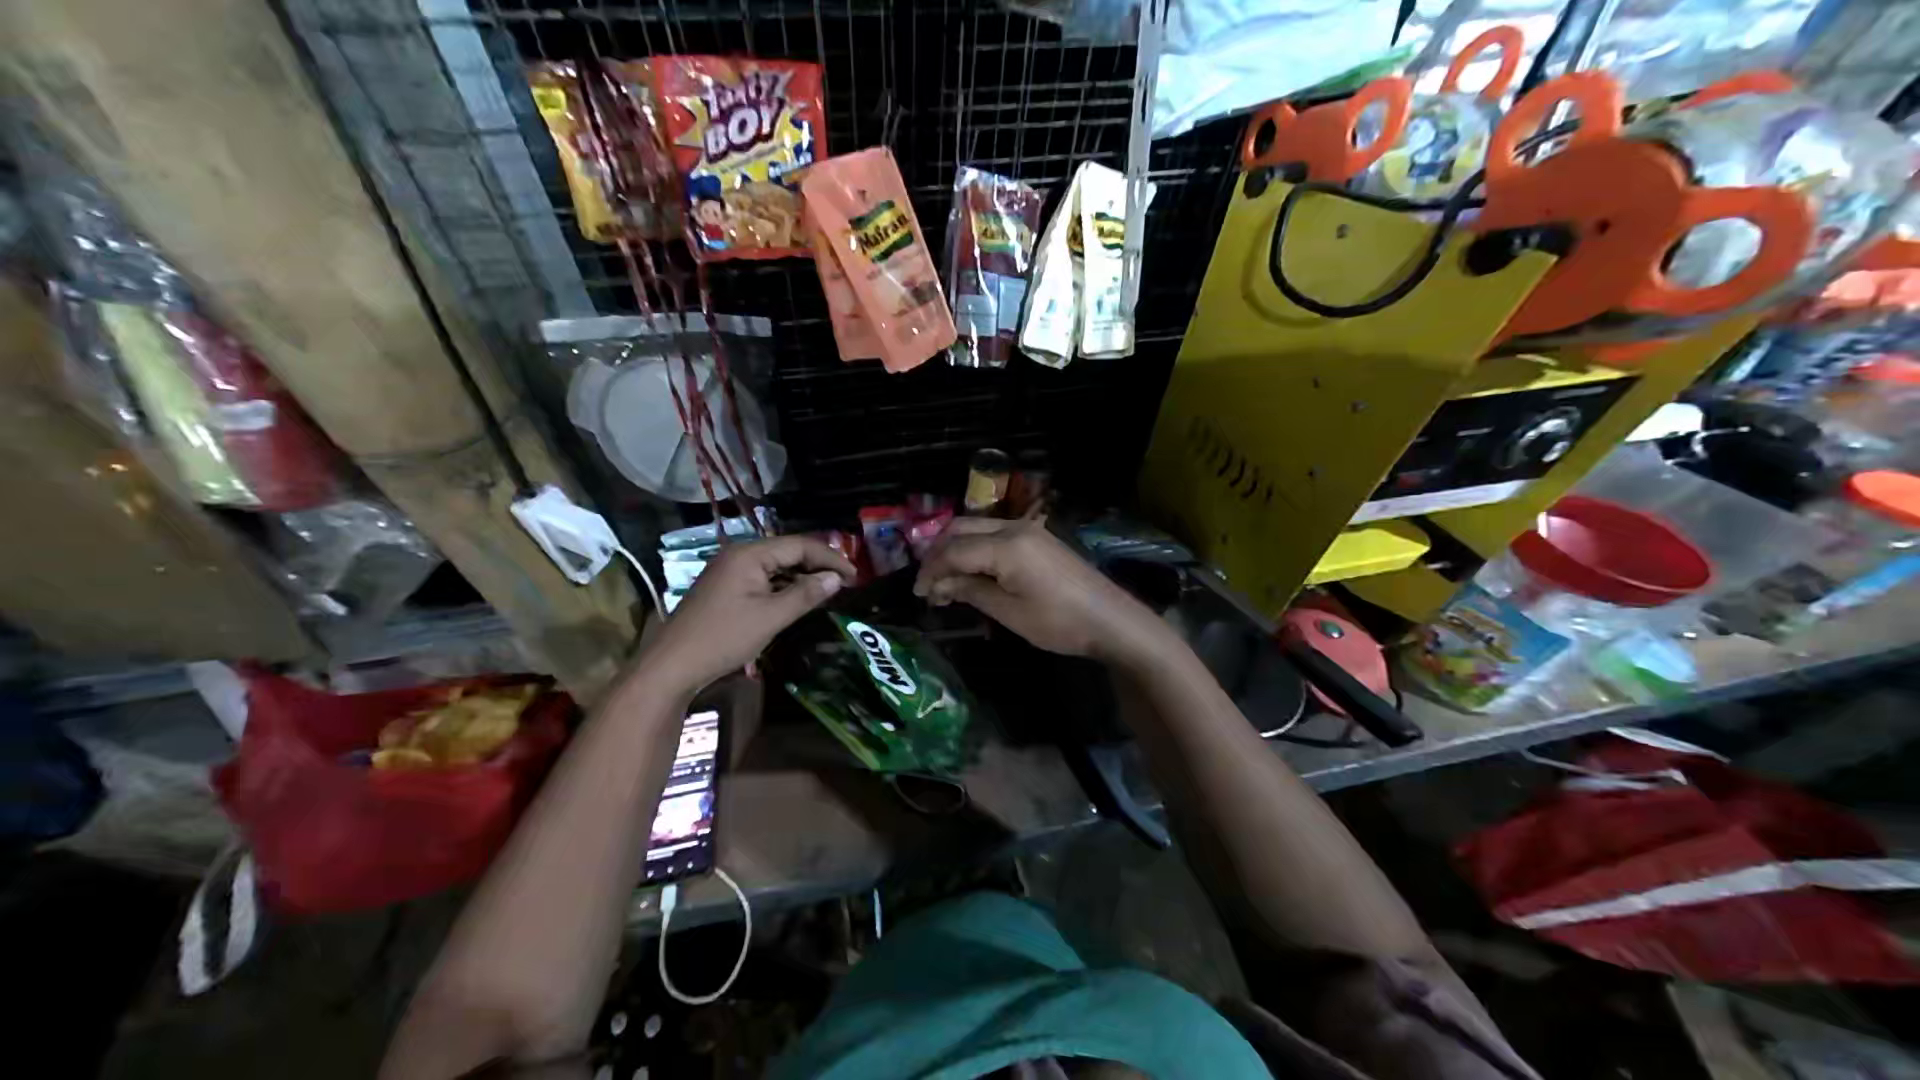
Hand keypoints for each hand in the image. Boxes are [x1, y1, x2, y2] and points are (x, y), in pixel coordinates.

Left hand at [641, 535, 855, 694]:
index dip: (830, 558)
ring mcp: (729, 570)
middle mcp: (738, 555)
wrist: (674, 664)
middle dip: (818, 563)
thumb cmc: (724, 638)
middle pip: (787, 551)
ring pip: (775, 565)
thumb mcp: (771, 617)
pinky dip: (784, 584)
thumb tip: (836, 578)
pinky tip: (797, 597)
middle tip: (846, 581)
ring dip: (802, 574)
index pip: (799, 545)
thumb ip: (806, 594)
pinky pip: (762, 577)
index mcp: (749, 554)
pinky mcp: (725, 587)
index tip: (855, 576)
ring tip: (828, 589)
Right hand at [913, 518, 1168, 663]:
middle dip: (939, 554)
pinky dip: (976, 550)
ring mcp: (1029, 530)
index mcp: (1006, 545)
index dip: (931, 570)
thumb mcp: (1009, 612)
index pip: (953, 550)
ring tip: (946, 582)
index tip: (917, 593)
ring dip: (956, 550)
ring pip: (977, 529)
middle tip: (928, 584)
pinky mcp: (1038, 539)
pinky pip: (995, 535)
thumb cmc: (1058, 622)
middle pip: (961, 529)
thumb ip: (970, 591)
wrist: (1111, 621)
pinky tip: (972, 574)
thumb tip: (938, 585)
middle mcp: (1014, 527)